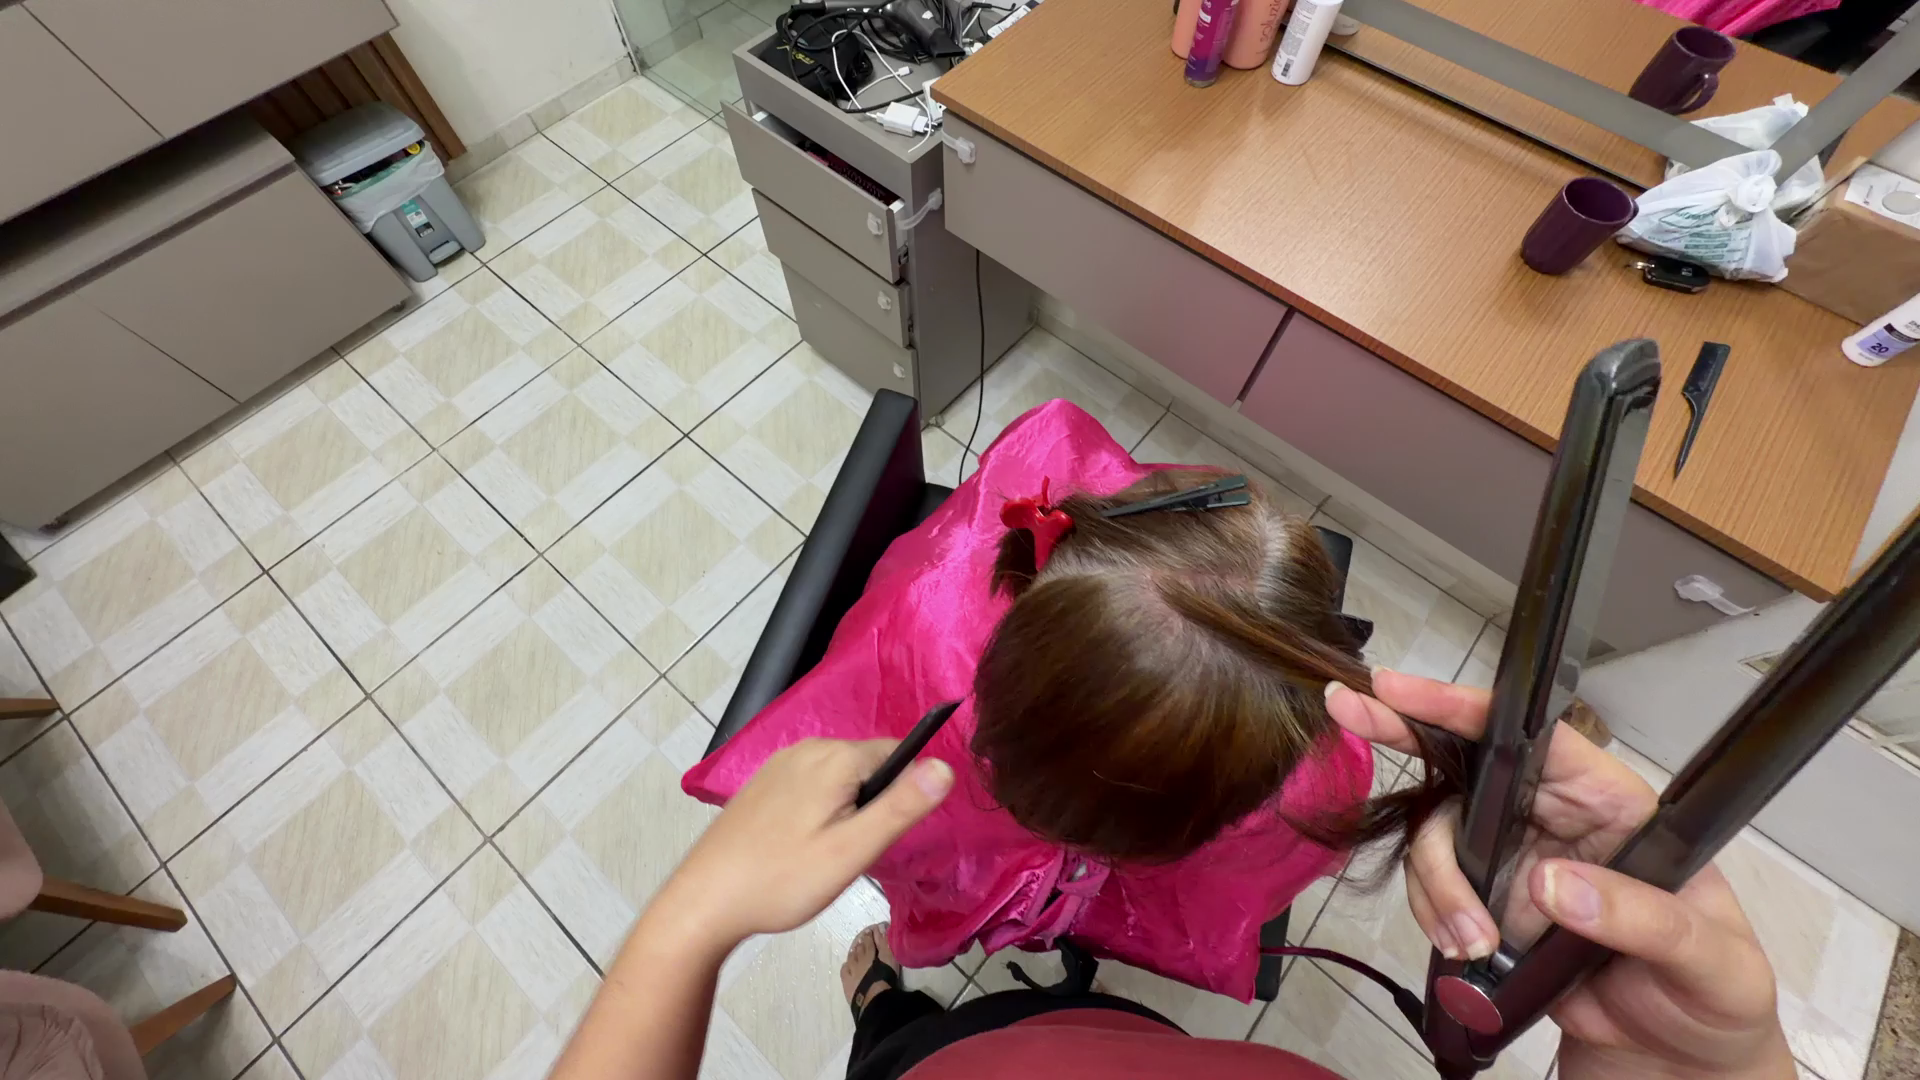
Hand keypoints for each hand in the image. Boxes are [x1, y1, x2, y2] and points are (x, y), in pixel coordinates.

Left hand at [651, 738, 952, 953]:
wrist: (703, 902)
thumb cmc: (783, 879)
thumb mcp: (852, 851)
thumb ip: (901, 807)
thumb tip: (946, 766)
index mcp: (837, 756)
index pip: (899, 754)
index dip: (903, 794)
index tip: (885, 835)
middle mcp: (811, 747)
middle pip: (869, 764)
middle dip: (874, 801)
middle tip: (853, 852)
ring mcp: (783, 761)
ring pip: (841, 775)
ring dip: (848, 806)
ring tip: (827, 854)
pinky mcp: (764, 780)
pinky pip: (813, 782)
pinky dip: (820, 807)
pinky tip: (800, 845)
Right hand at [1327, 671, 1792, 1079]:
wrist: (1661, 1052)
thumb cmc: (1708, 995)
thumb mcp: (1713, 964)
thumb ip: (1644, 919)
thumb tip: (1548, 884)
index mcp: (1600, 799)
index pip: (1527, 734)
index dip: (1460, 705)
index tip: (1396, 688)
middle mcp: (1538, 809)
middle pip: (1456, 762)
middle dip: (1395, 731)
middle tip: (1345, 709)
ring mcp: (1498, 848)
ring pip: (1432, 834)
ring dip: (1436, 884)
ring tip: (1472, 943)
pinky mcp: (1471, 887)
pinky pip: (1426, 882)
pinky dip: (1433, 913)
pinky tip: (1465, 948)